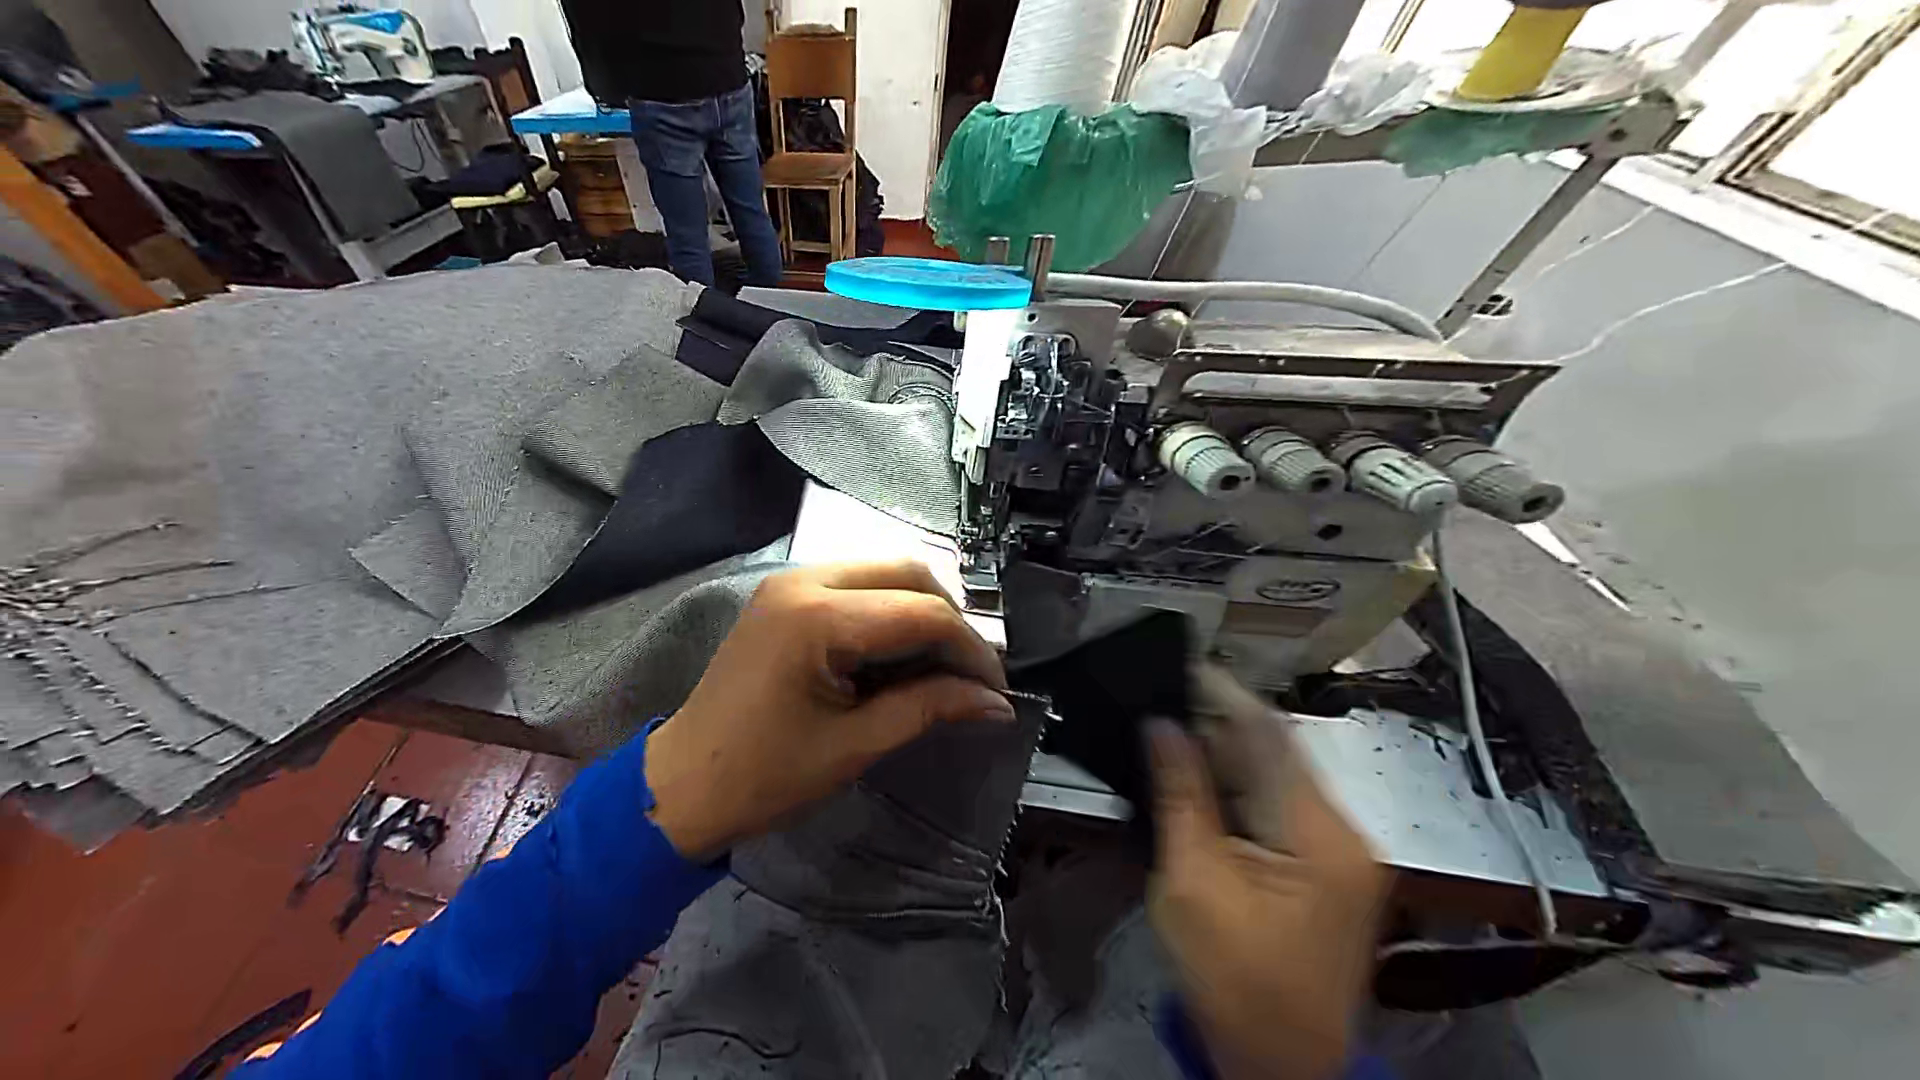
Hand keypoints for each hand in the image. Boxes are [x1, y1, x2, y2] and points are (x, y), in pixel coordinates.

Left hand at [643, 561, 1014, 859]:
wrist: (679, 786)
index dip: (971, 650)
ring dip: (922, 611)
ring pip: (885, 572)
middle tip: (970, 675)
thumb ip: (930, 708)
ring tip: (940, 665)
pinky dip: (891, 611)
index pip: (921, 613)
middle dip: (951, 621)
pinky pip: (859, 584)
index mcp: (817, 617)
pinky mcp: (787, 594)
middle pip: (909, 573)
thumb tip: (996, 703)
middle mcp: (804, 579)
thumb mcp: (855, 745)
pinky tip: (899, 653)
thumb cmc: (763, 776)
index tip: (995, 691)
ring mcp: (791, 580)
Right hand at [1147, 667, 1390, 1079]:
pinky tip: (1198, 769)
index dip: (1223, 693)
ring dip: (1223, 749)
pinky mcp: (1325, 862)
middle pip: (1276, 751)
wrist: (1278, 1061)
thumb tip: (1160, 724)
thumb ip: (1180, 793)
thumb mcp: (1193, 881)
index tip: (1179, 662)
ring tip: (1171, 722)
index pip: (1269, 737)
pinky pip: (1276, 800)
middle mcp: (1343, 830)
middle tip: (1163, 693)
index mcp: (1319, 836)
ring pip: (1274, 773)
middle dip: (1217, 720)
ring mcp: (1340, 848)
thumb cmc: (1232, 977)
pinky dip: (1236, 781)